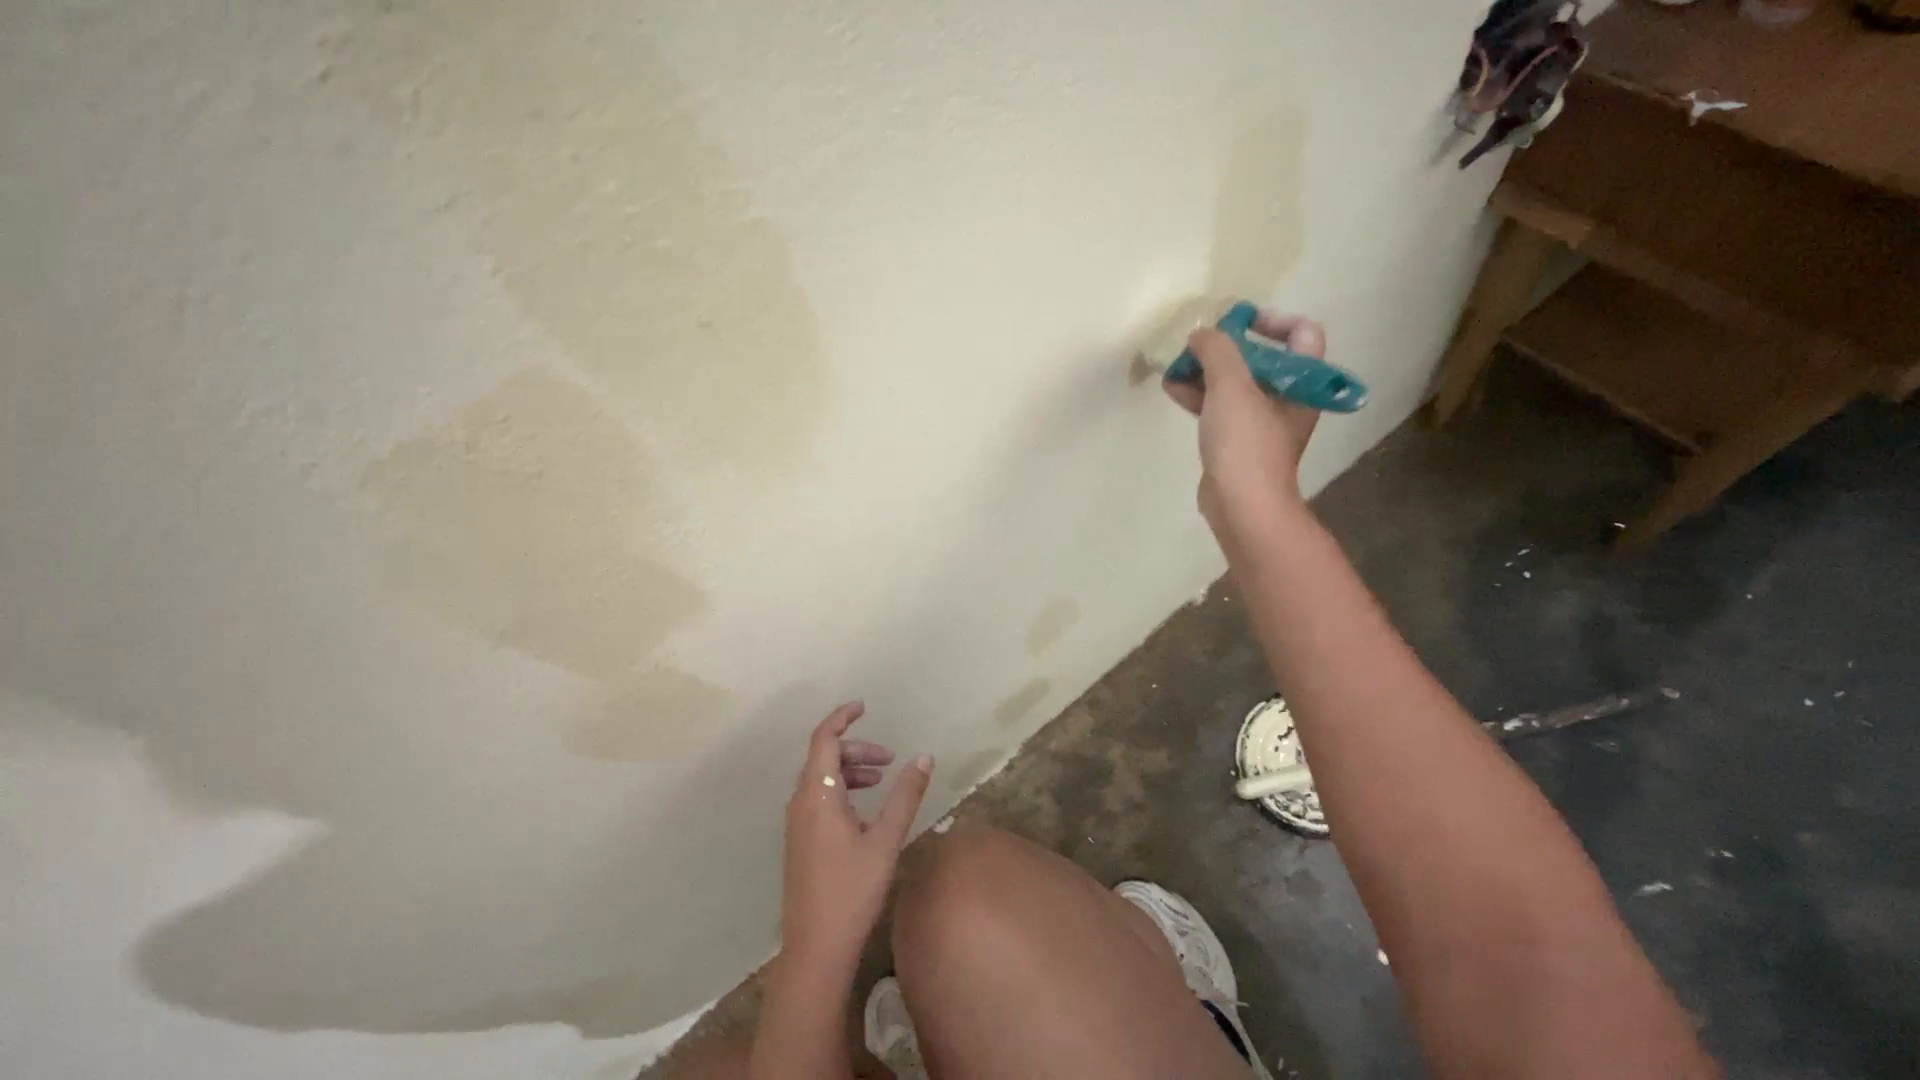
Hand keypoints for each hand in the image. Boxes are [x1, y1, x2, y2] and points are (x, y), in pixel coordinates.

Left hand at [779, 702, 932, 971]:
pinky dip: (842, 790)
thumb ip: (905, 796)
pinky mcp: (800, 841)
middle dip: (857, 749)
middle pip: (824, 757)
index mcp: (818, 795)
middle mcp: (800, 803)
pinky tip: (864, 809)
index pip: (824, 739)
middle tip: (890, 759)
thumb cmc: (853, 890)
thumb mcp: (886, 840)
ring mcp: (796, 824)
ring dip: (850, 770)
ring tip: (882, 779)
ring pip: (820, 779)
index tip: (864, 707)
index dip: (842, 718)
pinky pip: (818, 798)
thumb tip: (924, 758)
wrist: (816, 945)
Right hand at [1163, 310, 1325, 535]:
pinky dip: (1199, 395)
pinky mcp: (1238, 442)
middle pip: (1261, 358)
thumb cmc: (1246, 442)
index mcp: (1302, 382)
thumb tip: (1202, 333)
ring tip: (1175, 367)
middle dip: (1225, 348)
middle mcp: (1288, 399)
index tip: (1236, 323)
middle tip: (1197, 346)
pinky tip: (1172, 389)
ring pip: (1235, 383)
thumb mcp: (1231, 386)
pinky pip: (1220, 408)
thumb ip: (1217, 349)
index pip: (1302, 333)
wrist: (1243, 506)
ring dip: (1205, 371)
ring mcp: (1263, 423)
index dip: (1272, 320)